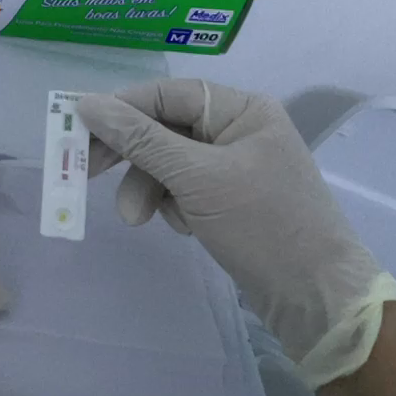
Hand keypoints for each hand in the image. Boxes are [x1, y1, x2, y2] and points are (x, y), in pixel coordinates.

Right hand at [77, 80, 395, 386]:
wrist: (317, 301)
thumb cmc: (263, 226)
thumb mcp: (195, 178)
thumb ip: (139, 139)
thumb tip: (86, 105)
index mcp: (241, 110)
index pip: (165, 94)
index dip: (120, 110)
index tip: (78, 132)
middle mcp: (236, 128)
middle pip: (161, 128)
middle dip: (130, 157)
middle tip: (87, 172)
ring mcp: (232, 163)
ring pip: (165, 161)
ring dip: (147, 188)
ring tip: (138, 219)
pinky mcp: (227, 196)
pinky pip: (180, 186)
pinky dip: (171, 204)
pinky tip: (185, 226)